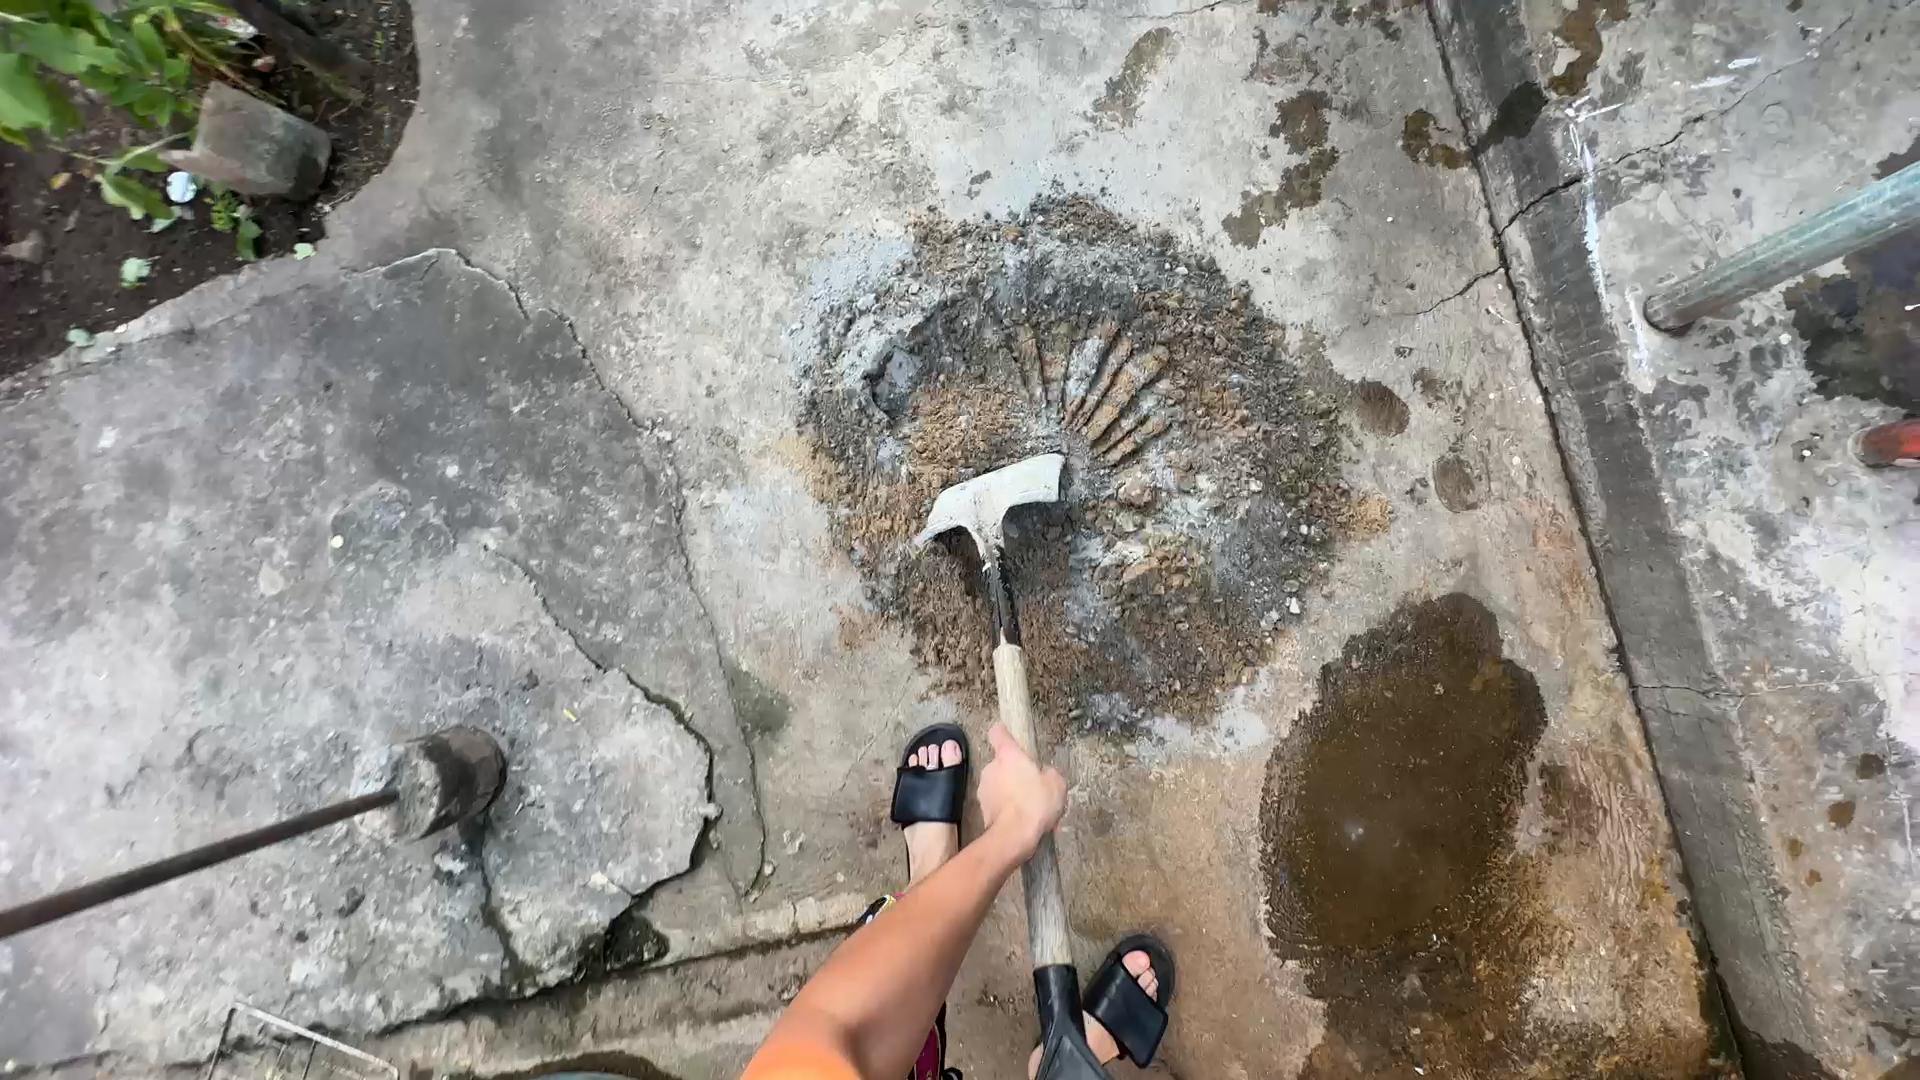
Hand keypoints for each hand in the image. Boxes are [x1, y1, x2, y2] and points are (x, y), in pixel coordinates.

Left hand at [976, 723, 1067, 860]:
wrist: (1014, 835)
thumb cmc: (1035, 803)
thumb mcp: (1056, 784)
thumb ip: (1049, 773)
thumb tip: (1044, 773)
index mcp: (1008, 754)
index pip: (998, 733)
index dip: (1004, 733)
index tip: (1010, 738)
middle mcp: (991, 767)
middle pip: (1001, 762)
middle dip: (1013, 771)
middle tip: (1030, 784)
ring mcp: (984, 788)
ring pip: (997, 783)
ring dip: (1008, 790)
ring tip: (1027, 806)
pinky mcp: (982, 808)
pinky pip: (995, 802)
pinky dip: (1004, 807)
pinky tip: (1019, 819)